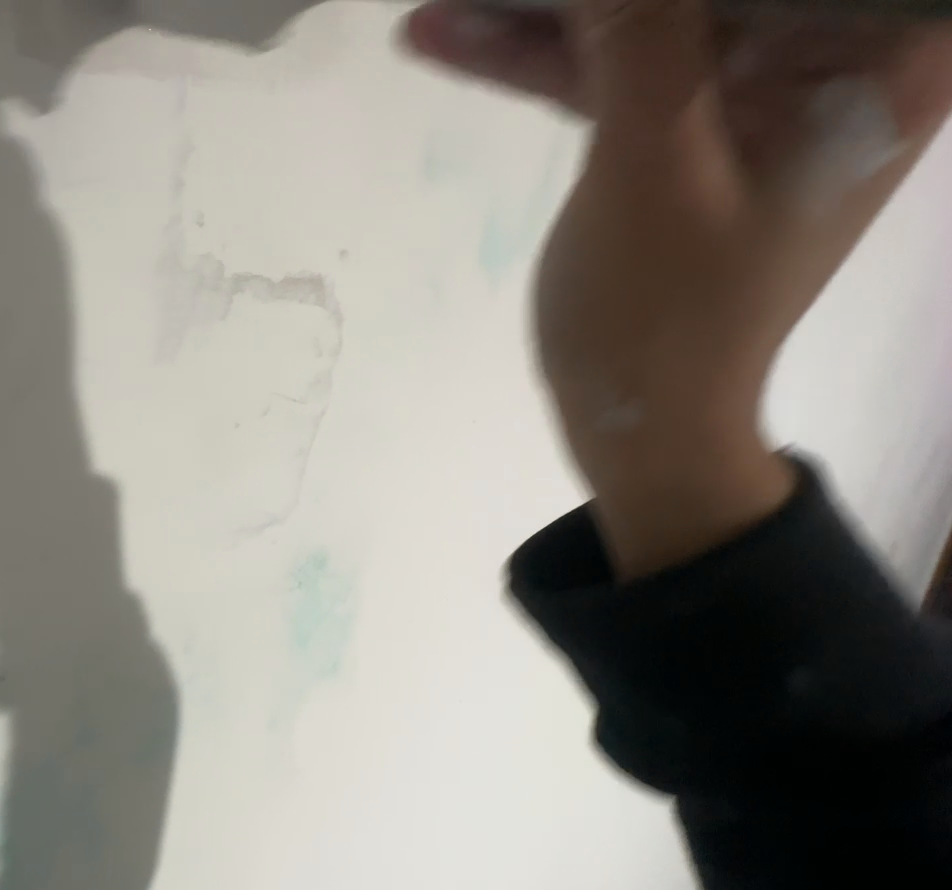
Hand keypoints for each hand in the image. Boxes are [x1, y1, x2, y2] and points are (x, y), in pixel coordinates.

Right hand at [404, 0, 951, 575]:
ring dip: (536, 17)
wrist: (635, 416)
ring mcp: (737, 95)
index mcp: (879, 53)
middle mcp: (822, 56)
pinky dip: (530, 62)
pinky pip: (600, 77)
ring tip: (443, 7)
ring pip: (634, 26)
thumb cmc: (660, 314)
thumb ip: (641, 44)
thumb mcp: (651, 172)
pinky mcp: (667, 131)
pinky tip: (452, 41)